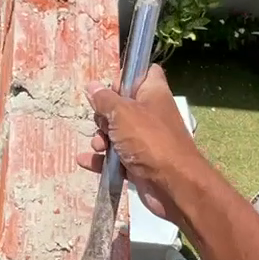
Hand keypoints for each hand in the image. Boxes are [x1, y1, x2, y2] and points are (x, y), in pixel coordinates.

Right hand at [75, 64, 208, 220]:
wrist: (173, 185)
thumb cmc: (150, 140)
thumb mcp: (122, 113)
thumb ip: (104, 99)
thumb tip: (92, 86)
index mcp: (153, 94)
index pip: (143, 73)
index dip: (125, 78)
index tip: (112, 88)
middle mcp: (150, 114)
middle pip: (121, 106)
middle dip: (104, 115)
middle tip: (104, 123)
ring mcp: (144, 140)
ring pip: (115, 133)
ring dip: (101, 139)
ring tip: (100, 147)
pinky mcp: (138, 162)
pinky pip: (114, 157)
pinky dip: (100, 159)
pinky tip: (85, 160)